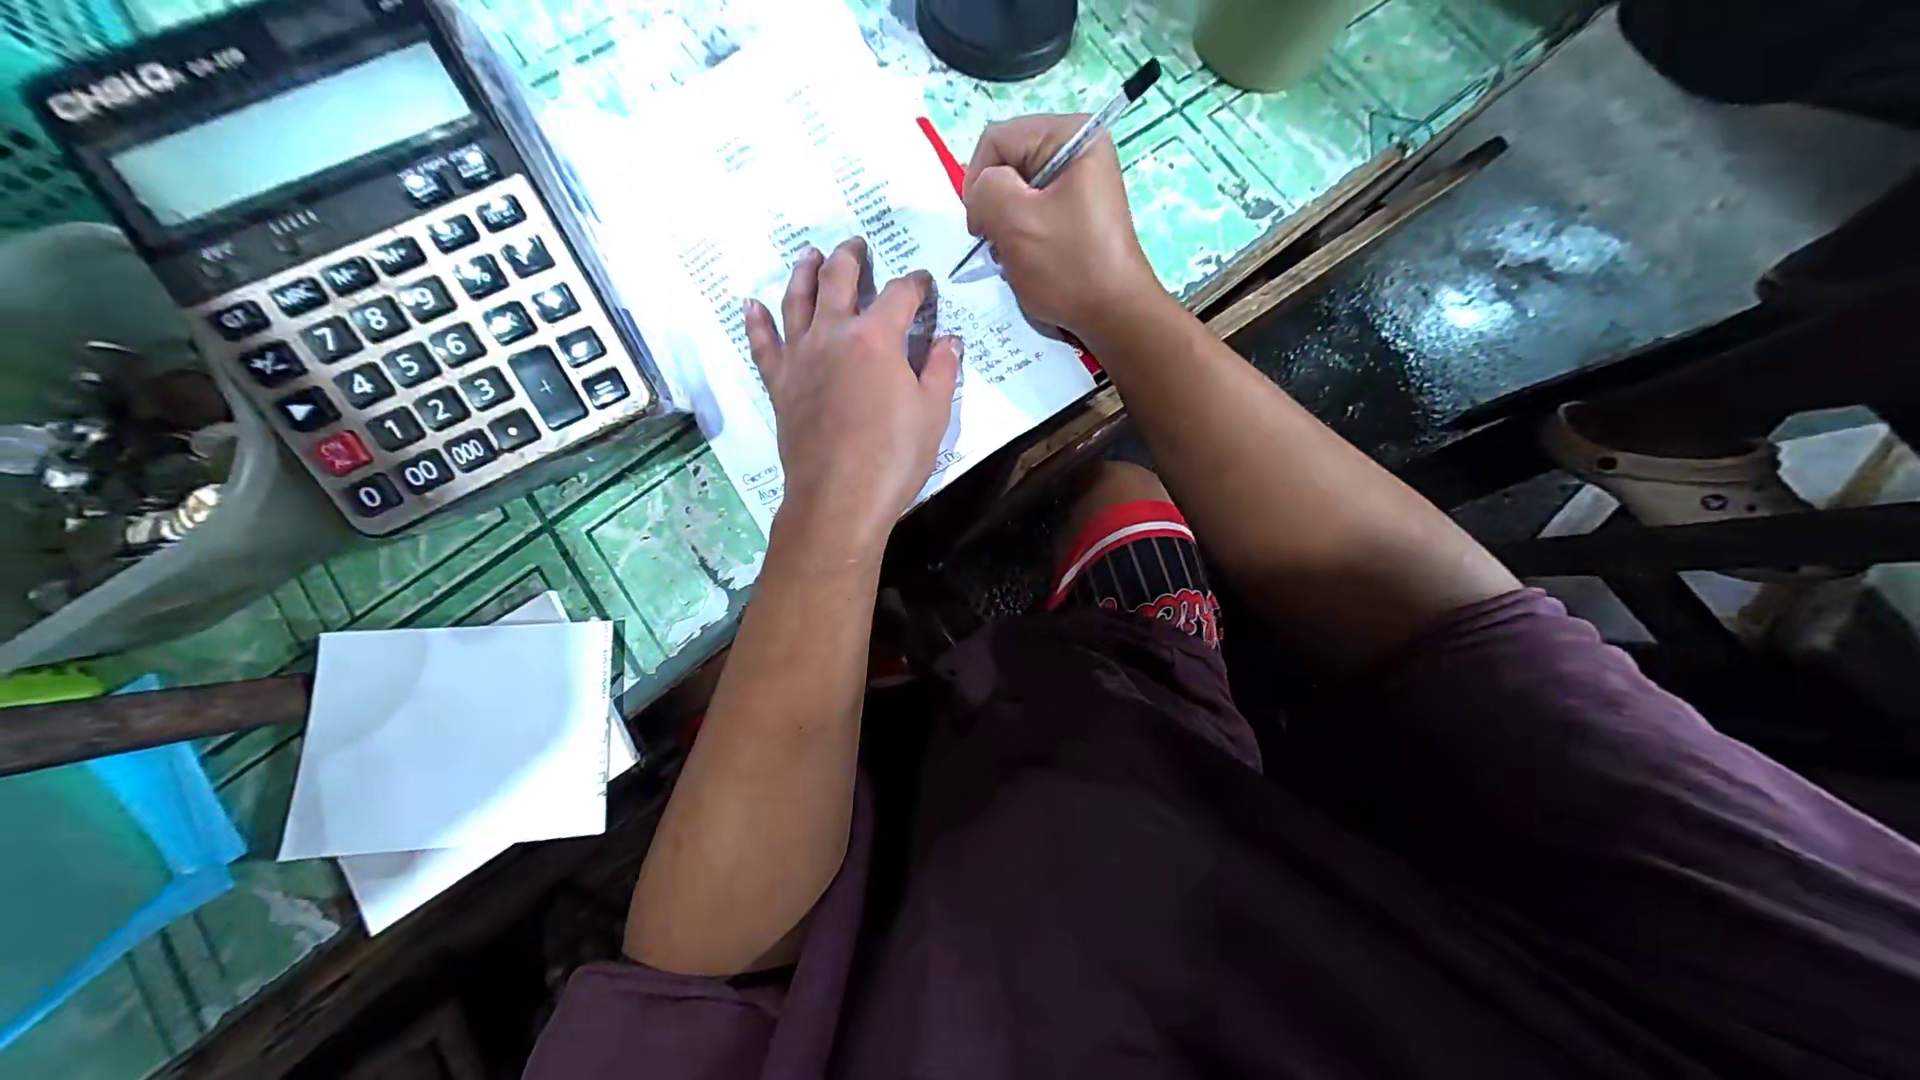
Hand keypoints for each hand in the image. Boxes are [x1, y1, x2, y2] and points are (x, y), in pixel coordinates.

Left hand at [744, 237, 962, 557]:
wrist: (839, 499)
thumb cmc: (894, 458)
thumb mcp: (933, 414)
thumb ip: (941, 370)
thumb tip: (948, 340)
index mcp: (877, 338)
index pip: (900, 295)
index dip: (916, 285)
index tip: (924, 285)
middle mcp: (834, 335)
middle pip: (839, 280)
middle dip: (852, 257)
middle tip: (857, 245)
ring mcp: (800, 357)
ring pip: (797, 300)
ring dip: (805, 272)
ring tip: (812, 255)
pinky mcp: (779, 384)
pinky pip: (763, 344)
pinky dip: (756, 322)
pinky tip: (751, 304)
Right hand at [962, 114, 1161, 337]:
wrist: (1114, 315)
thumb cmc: (1068, 267)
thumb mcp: (1016, 222)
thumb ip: (986, 190)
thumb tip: (982, 192)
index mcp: (1071, 135)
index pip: (997, 139)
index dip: (978, 182)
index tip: (980, 228)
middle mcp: (1079, 149)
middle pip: (1008, 164)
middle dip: (996, 205)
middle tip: (1000, 244)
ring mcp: (1080, 182)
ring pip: (1018, 192)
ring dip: (1007, 226)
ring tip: (1017, 255)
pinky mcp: (1078, 212)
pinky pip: (1035, 212)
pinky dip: (1023, 236)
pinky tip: (1029, 259)